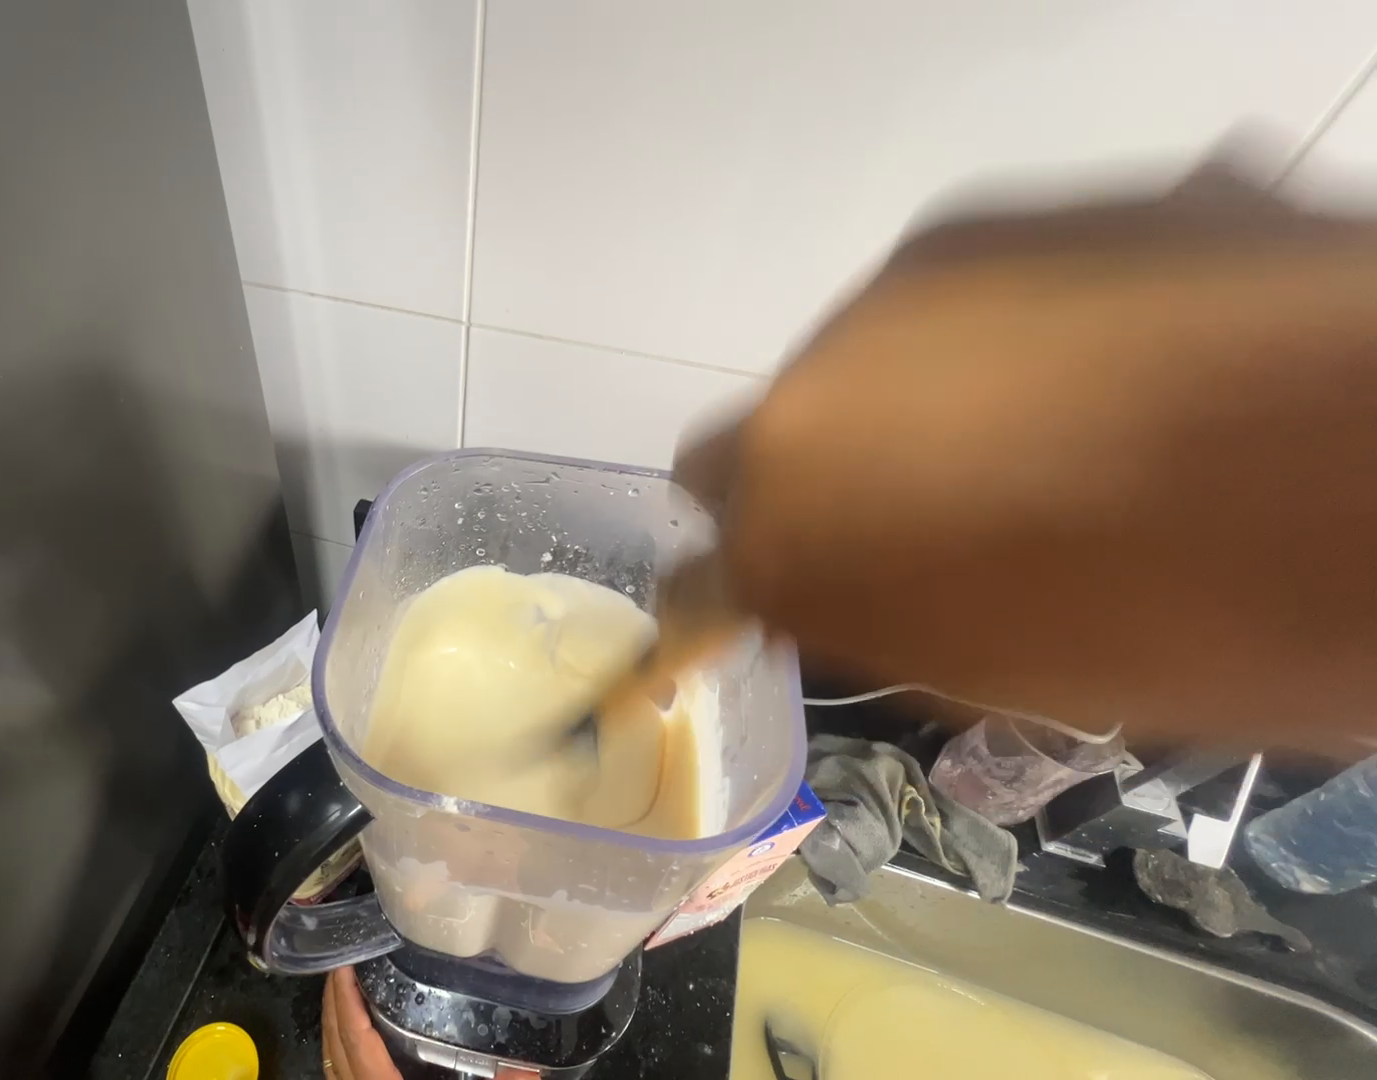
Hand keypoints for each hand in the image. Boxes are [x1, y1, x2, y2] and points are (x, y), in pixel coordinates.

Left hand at [320, 967, 537, 1079]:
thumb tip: (530, 1071)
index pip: (357, 1044)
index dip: (345, 1005)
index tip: (342, 967)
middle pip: (335, 1050)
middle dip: (332, 1006)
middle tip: (339, 964)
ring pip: (332, 1068)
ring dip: (333, 1029)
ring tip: (343, 992)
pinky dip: (342, 1055)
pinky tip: (356, 1043)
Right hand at [679, 169, 1376, 740]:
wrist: (1366, 457)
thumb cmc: (1178, 618)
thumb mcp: (986, 669)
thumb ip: (873, 615)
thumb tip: (851, 580)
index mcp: (786, 552)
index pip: (696, 577)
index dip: (723, 587)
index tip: (760, 589)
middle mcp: (789, 425)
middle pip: (732, 452)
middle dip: (795, 481)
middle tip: (905, 502)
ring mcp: (862, 319)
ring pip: (832, 373)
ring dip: (891, 404)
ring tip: (1034, 417)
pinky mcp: (954, 236)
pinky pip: (923, 306)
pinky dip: (968, 338)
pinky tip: (1078, 352)